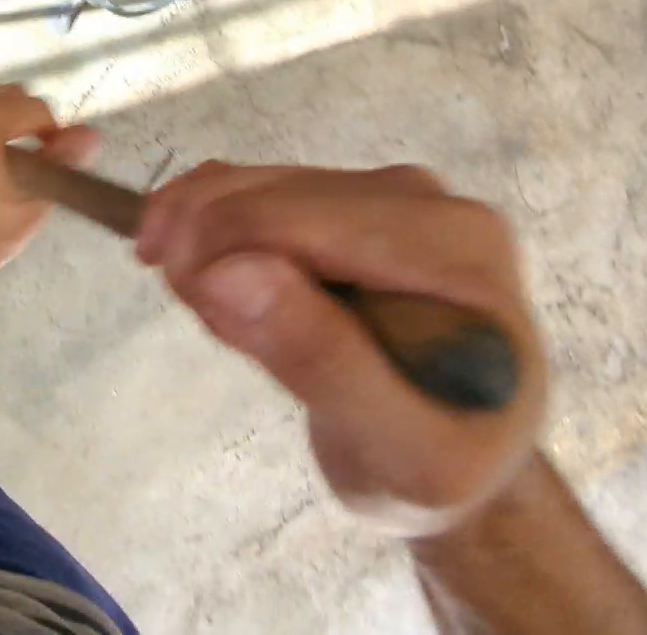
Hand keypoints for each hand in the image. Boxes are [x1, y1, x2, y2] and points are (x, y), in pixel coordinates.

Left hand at [0, 85, 99, 285]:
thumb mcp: (26, 205)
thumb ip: (61, 165)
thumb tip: (91, 134)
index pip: (37, 108)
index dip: (56, 136)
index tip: (57, 169)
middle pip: (7, 95)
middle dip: (28, 122)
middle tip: (36, 165)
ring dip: (1, 122)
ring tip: (8, 165)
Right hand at [136, 162, 548, 536]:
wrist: (447, 451)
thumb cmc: (432, 461)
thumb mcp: (397, 446)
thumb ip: (322, 359)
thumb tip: (226, 272)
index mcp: (450, 243)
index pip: (287, 217)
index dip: (213, 257)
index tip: (204, 321)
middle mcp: (416, 197)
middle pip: (253, 195)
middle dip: (205, 257)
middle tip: (218, 330)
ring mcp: (372, 188)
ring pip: (232, 186)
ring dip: (196, 247)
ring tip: (224, 318)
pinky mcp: (335, 192)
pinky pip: (233, 188)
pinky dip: (200, 230)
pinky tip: (214, 283)